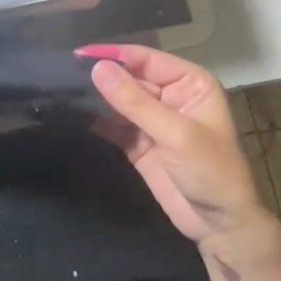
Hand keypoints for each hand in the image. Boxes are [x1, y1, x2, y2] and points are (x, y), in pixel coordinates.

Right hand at [80, 43, 273, 243]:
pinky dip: (96, 120)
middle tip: (62, 74)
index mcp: (190, 83)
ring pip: (118, 100)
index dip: (114, 56)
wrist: (219, 225)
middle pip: (129, 78)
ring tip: (62, 91)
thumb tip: (98, 68)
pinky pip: (113, 124)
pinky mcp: (138, 142)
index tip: (79, 54)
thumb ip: (135, 102)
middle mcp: (171, 95)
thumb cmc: (211, 172)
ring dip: (95, 98)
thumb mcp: (176, 134)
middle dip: (101, 77)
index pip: (146, 59)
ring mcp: (153, 120)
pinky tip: (73, 114)